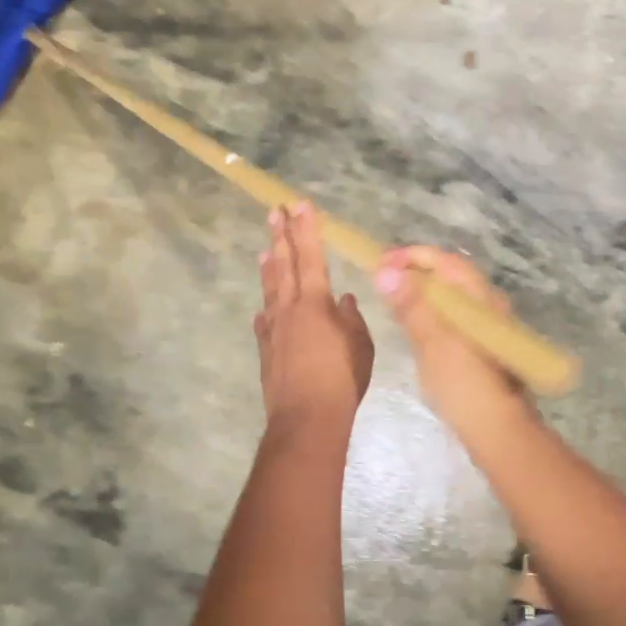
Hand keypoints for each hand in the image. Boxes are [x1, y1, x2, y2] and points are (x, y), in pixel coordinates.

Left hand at [254, 202, 373, 430]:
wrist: (306, 421)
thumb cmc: (342, 380)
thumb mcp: (361, 347)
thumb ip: (351, 319)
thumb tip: (344, 300)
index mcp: (315, 302)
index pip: (310, 256)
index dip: (306, 229)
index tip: (300, 205)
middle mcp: (290, 309)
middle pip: (284, 265)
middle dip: (281, 235)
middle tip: (274, 211)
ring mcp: (274, 330)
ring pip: (270, 289)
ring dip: (269, 266)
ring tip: (266, 248)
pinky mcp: (266, 352)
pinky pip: (265, 321)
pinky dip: (267, 307)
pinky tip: (264, 307)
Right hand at [375, 247, 535, 437]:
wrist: (498, 429)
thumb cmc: (463, 382)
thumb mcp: (431, 340)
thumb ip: (410, 304)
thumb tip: (386, 271)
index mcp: (477, 295)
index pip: (443, 259)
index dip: (411, 256)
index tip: (381, 262)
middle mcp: (487, 303)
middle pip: (449, 275)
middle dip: (415, 271)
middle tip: (383, 279)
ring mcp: (488, 326)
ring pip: (451, 297)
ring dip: (422, 292)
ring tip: (393, 299)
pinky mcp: (484, 346)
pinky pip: (454, 316)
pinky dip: (432, 312)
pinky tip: (416, 327)